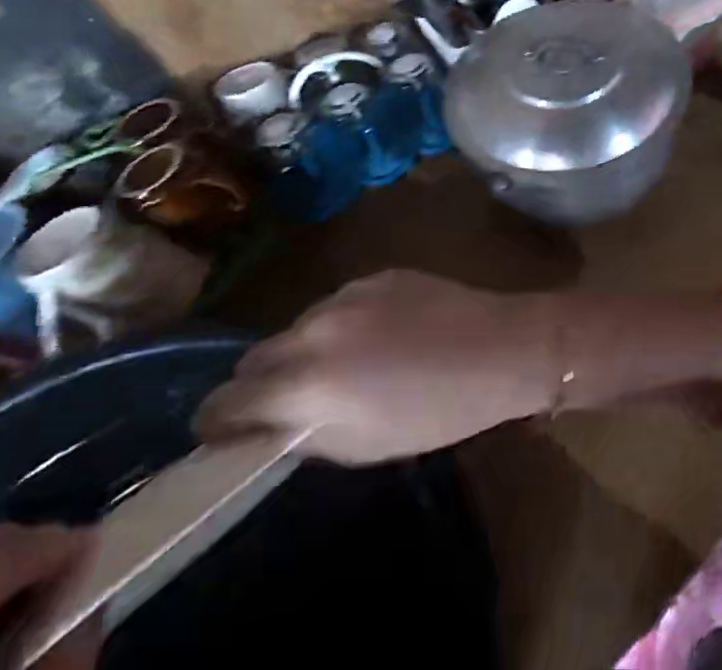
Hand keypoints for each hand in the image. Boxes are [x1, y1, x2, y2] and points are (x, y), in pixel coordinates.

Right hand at [193, 270, 553, 463]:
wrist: (501, 347)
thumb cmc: (440, 412)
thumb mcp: (365, 446)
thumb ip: (303, 436)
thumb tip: (267, 430)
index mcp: (304, 384)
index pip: (224, 402)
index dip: (219, 424)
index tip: (228, 435)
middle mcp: (311, 330)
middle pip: (253, 359)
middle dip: (260, 385)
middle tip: (291, 403)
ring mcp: (343, 296)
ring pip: (296, 328)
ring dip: (305, 351)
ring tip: (349, 367)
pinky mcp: (372, 276)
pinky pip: (336, 306)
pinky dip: (342, 326)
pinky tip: (382, 338)